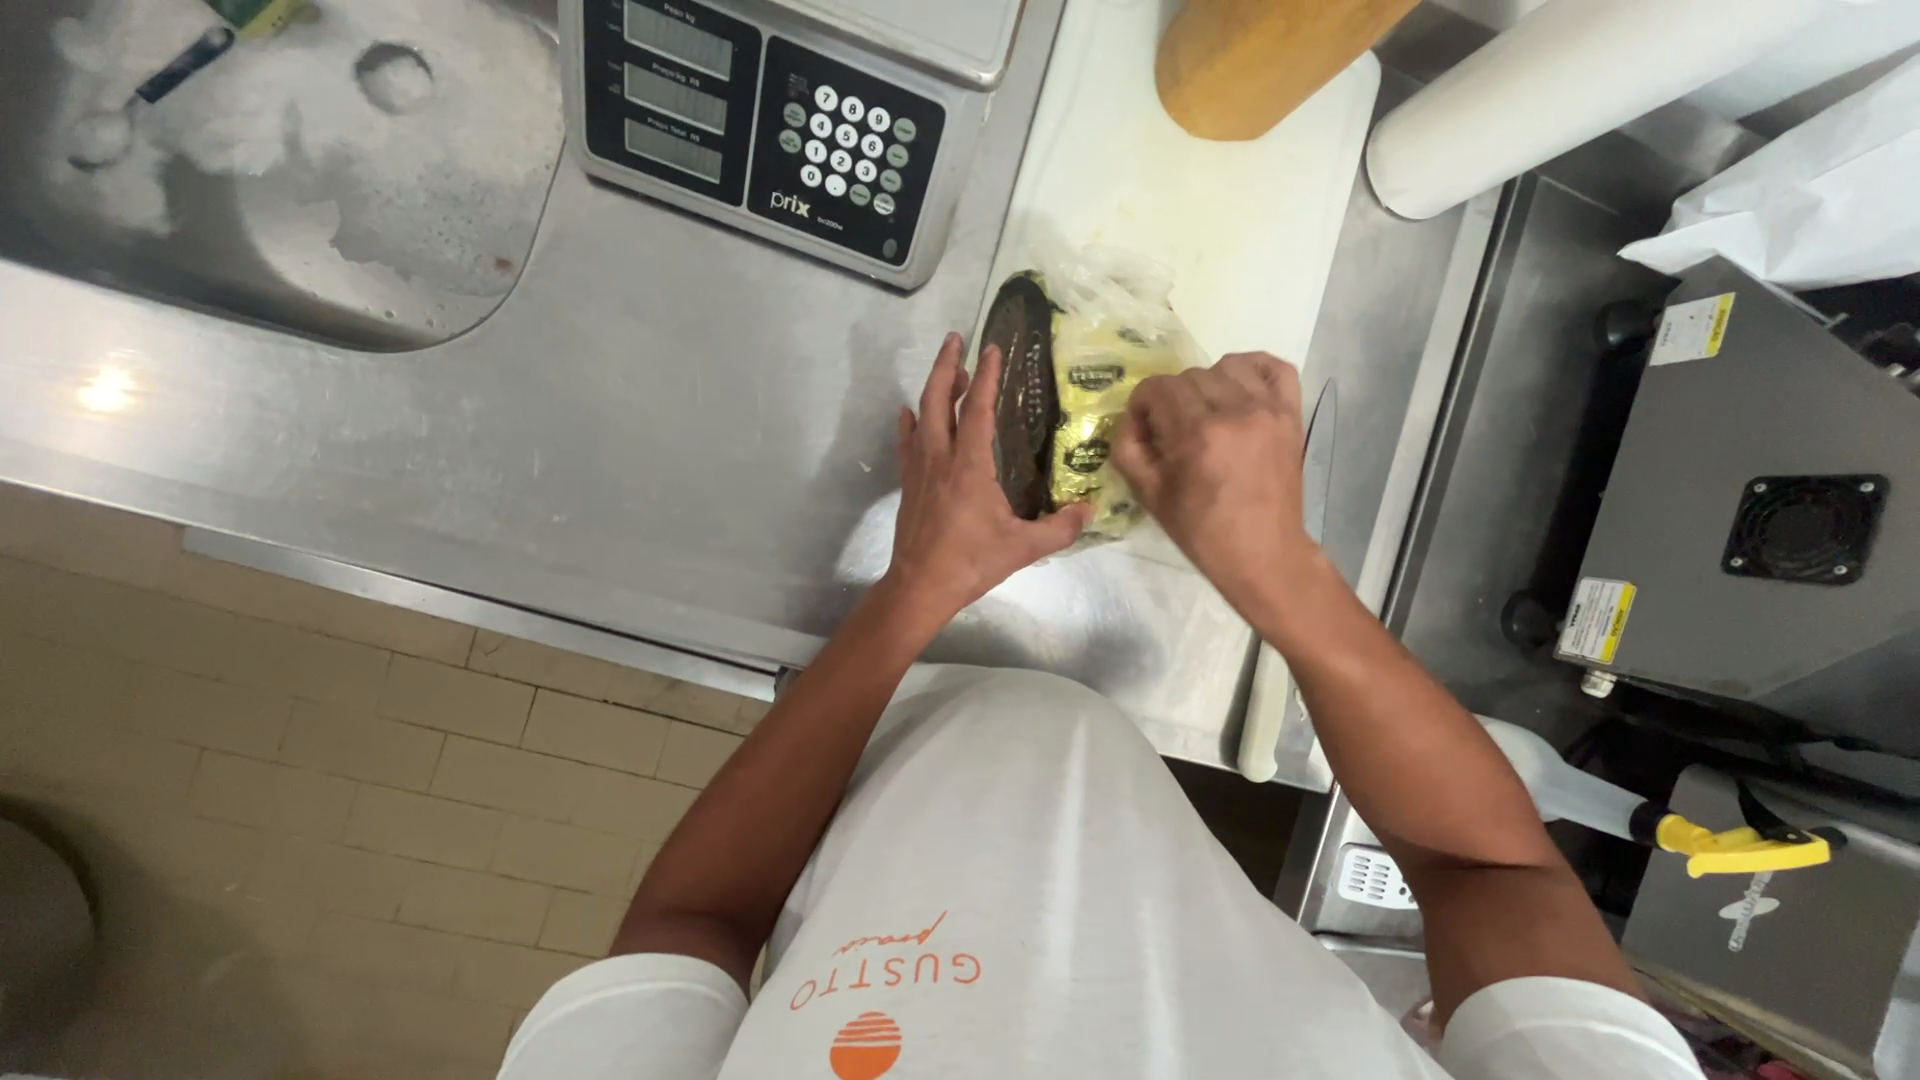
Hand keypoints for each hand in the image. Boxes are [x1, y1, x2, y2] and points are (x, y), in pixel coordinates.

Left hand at [885, 333, 1090, 618]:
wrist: (920, 586)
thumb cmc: (972, 563)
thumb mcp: (1023, 547)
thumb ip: (1060, 528)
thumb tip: (1089, 511)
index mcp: (969, 464)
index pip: (977, 408)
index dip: (986, 376)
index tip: (992, 349)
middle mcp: (940, 457)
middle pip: (938, 398)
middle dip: (946, 365)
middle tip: (955, 339)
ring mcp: (919, 469)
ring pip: (921, 415)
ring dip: (933, 388)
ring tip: (948, 372)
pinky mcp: (908, 484)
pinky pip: (906, 442)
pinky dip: (909, 422)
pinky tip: (908, 413)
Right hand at [1111, 352, 1322, 617]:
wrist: (1262, 552)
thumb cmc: (1200, 529)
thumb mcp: (1147, 495)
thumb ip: (1128, 448)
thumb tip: (1133, 418)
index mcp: (1197, 433)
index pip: (1157, 387)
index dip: (1142, 406)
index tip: (1146, 431)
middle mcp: (1235, 412)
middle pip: (1189, 375)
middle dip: (1172, 399)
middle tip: (1174, 432)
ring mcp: (1269, 409)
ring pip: (1227, 365)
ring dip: (1209, 384)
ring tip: (1208, 414)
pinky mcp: (1291, 414)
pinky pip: (1275, 367)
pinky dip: (1254, 371)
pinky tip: (1240, 394)